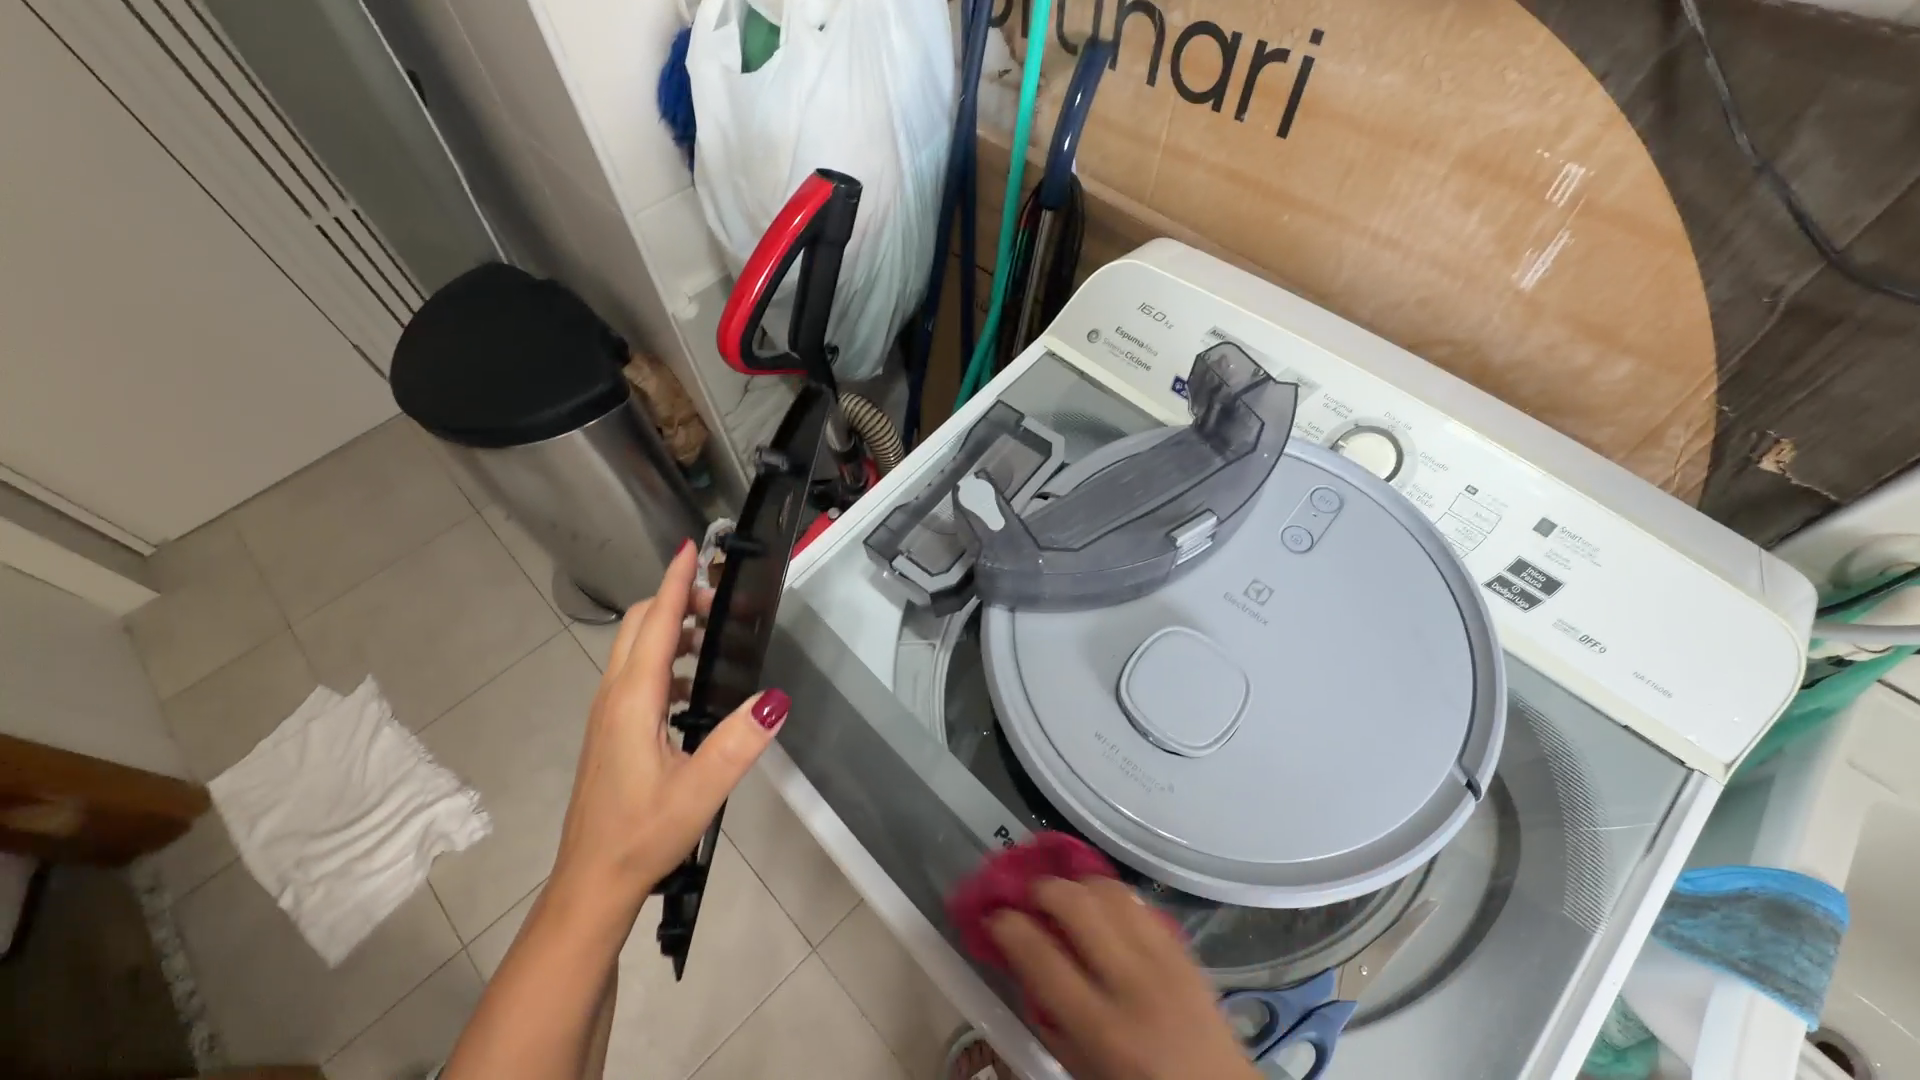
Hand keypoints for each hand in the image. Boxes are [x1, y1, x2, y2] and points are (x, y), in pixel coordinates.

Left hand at [551, 541, 790, 906]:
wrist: (591, 881)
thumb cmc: (642, 835)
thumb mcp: (700, 790)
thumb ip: (738, 743)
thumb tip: (776, 698)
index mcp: (632, 700)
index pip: (657, 623)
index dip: (676, 583)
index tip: (693, 548)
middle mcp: (613, 697)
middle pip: (640, 626)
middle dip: (676, 600)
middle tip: (720, 601)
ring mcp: (606, 714)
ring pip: (635, 650)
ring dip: (671, 630)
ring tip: (714, 639)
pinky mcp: (610, 732)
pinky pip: (635, 676)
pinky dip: (665, 661)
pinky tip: (694, 688)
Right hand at [988, 877, 1258, 1079]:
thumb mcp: (1082, 1069)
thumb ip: (1050, 1016)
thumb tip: (1021, 960)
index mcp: (1101, 1028)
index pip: (1039, 956)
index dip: (1007, 925)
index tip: (994, 916)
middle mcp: (1132, 984)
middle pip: (1076, 905)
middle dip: (1041, 889)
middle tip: (1027, 896)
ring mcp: (1164, 961)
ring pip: (1110, 890)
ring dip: (1078, 884)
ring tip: (1063, 896)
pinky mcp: (1185, 949)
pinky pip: (1140, 902)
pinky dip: (1112, 895)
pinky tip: (1101, 906)